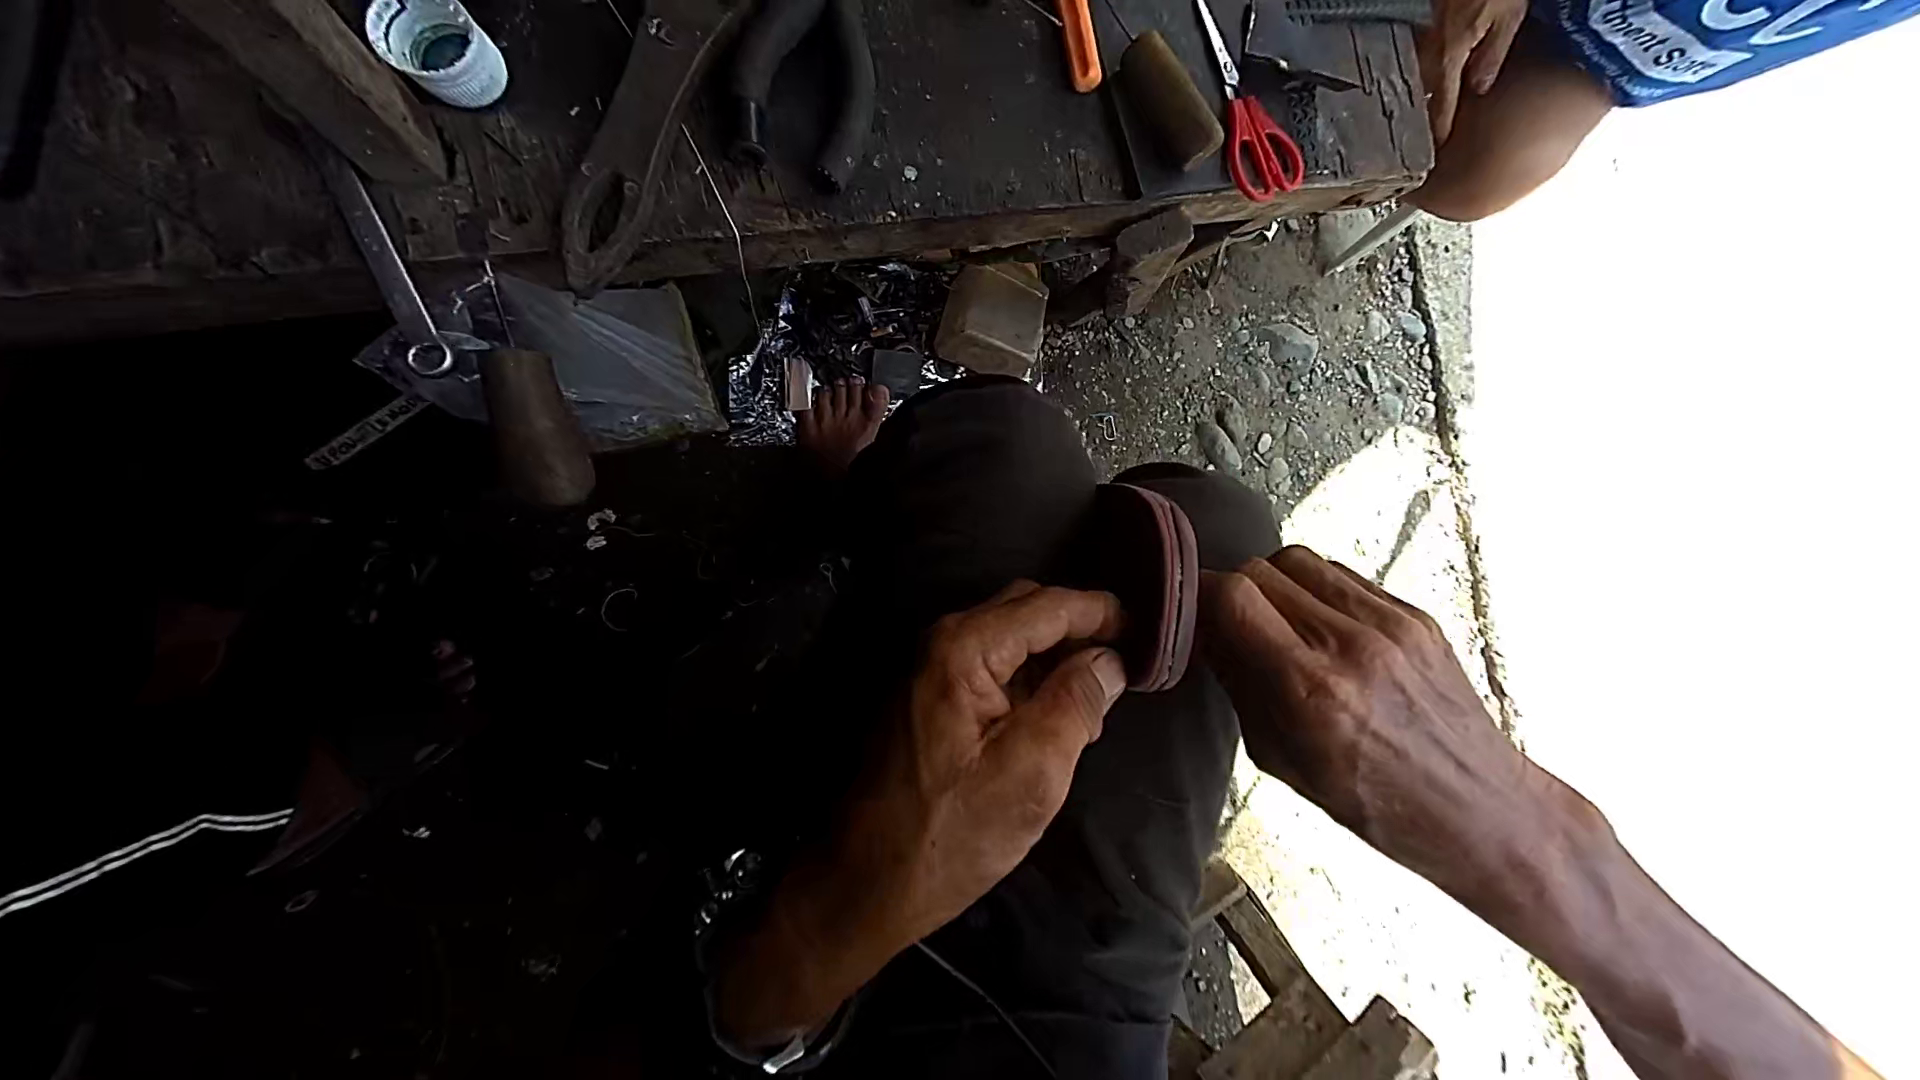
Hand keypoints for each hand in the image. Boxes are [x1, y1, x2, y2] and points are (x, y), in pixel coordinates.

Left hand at [842, 581, 1128, 944]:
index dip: (1101, 612)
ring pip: (1010, 634)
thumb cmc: (952, 831)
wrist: (868, 877)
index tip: (1146, 632)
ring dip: (1056, 651)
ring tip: (1098, 687)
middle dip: (1079, 627)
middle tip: (1124, 663)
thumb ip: (1075, 703)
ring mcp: (933, 665)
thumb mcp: (1031, 773)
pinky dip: (1030, 673)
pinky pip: (993, 663)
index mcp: (966, 648)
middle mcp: (944, 641)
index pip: (1048, 605)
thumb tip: (1109, 659)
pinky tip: (1056, 704)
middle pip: (1027, 608)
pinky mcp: (933, 692)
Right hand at [1202, 549, 1886, 1079]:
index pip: (1231, 596)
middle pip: (1258, 569)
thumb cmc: (1369, 802)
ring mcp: (1390, 622)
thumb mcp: (1279, 757)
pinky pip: (1338, 574)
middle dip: (1229, 589)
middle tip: (1226, 621)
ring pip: (1296, 559)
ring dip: (1268, 581)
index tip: (1185, 609)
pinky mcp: (1414, 614)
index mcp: (1310, 688)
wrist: (1486, 811)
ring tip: (1271, 618)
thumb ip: (1237, 682)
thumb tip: (1202, 632)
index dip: (1196, 593)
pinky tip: (1314, 622)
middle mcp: (1350, 643)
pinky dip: (1309, 587)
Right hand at [1417, 0, 1525, 144]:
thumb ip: (1492, 55)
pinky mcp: (1415, 37)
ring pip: (1414, 88)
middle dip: (1423, 124)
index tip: (1436, 155)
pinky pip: (1414, 70)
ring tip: (1419, 124)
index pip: (1440, 109)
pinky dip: (1417, 85)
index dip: (1439, 133)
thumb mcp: (1508, 13)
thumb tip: (1479, 89)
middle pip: (1421, 102)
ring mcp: (1416, 49)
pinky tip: (1420, 91)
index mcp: (1447, 59)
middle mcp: (1425, 59)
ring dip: (1417, 106)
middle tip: (1423, 146)